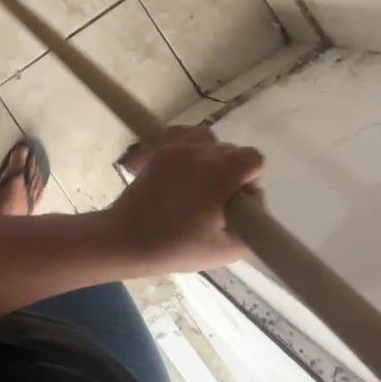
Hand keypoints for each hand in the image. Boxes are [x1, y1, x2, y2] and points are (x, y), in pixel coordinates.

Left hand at [104, 126, 264, 272]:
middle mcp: (198, 152)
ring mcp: (174, 147)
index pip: (254, 158)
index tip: (236, 201)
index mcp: (219, 173)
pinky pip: (181, 132)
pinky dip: (189, 144)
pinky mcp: (157, 150)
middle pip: (232, 150)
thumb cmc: (176, 247)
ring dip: (212, 157)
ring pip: (208, 139)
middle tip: (216, 201)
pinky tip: (186, 165)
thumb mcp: (227, 248)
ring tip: (200, 183)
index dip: (251, 179)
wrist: (127, 239)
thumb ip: (251, 225)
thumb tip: (250, 199)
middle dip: (232, 173)